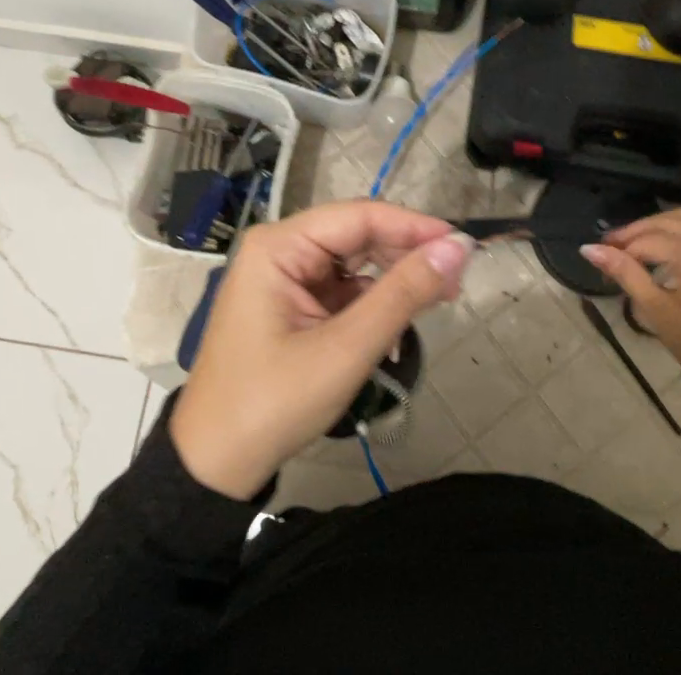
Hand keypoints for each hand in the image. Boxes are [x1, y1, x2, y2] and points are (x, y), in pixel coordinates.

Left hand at [169, 201, 475, 499]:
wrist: (216, 463)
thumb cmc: (274, 402)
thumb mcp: (345, 348)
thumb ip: (402, 294)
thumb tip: (457, 247)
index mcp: (279, 247)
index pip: (360, 216)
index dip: (415, 226)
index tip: (464, 246)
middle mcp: (279, 251)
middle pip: (357, 236)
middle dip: (406, 256)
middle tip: (456, 284)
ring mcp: (283, 279)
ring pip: (354, 265)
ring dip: (393, 284)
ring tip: (437, 304)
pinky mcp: (290, 307)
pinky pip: (342, 292)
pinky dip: (372, 307)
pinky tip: (397, 329)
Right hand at [580, 206, 680, 365]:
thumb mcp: (654, 308)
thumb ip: (624, 273)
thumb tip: (589, 249)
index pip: (648, 241)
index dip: (621, 248)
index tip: (602, 259)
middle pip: (668, 221)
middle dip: (637, 230)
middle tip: (614, 244)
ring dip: (665, 219)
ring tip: (645, 234)